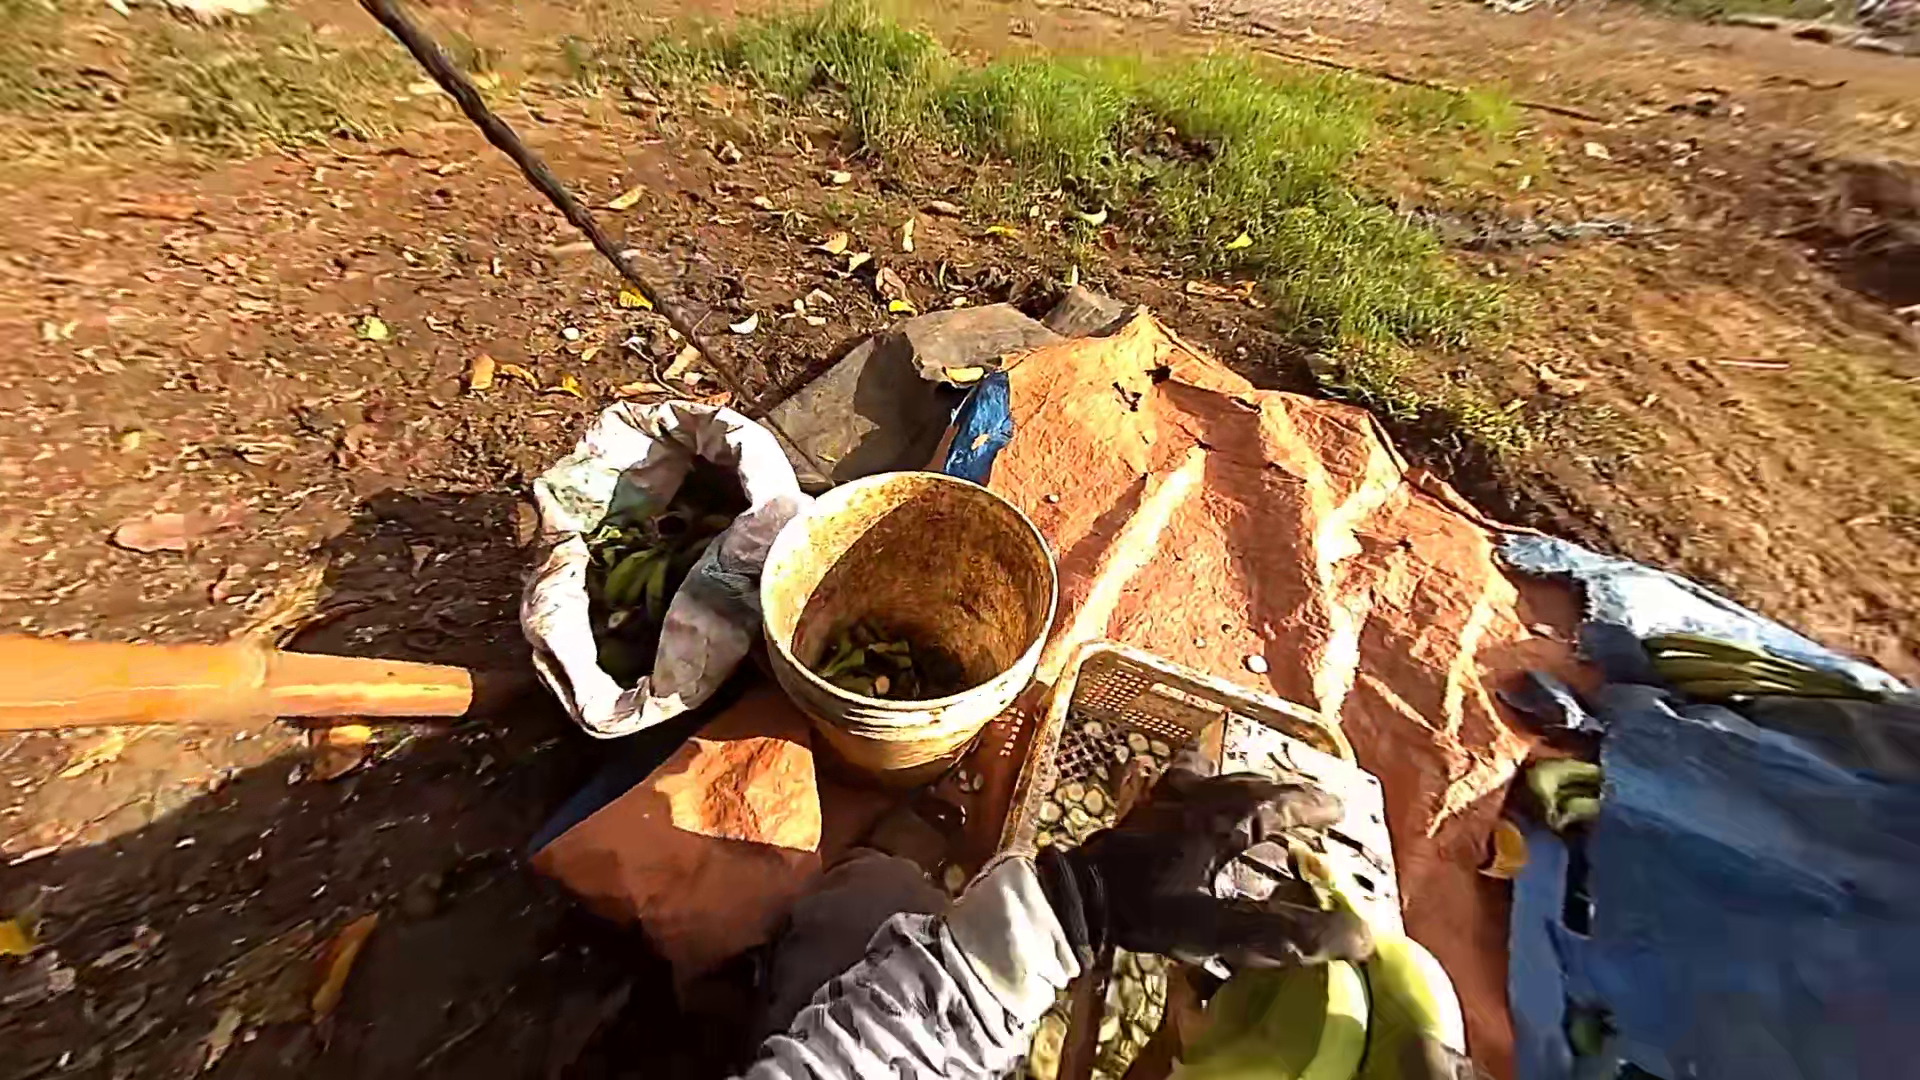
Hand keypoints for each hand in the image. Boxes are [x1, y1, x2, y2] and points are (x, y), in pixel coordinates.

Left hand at [1033, 755, 1371, 968]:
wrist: (1086, 892)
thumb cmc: (1150, 910)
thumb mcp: (1221, 930)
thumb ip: (1286, 933)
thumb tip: (1356, 934)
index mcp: (1218, 822)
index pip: (1275, 804)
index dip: (1308, 806)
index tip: (1336, 807)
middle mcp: (1195, 796)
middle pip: (1248, 784)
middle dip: (1283, 792)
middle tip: (1310, 803)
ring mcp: (1165, 793)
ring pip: (1218, 774)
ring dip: (1246, 782)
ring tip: (1265, 793)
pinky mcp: (1146, 799)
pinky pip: (1183, 773)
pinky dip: (1203, 773)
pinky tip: (1200, 779)